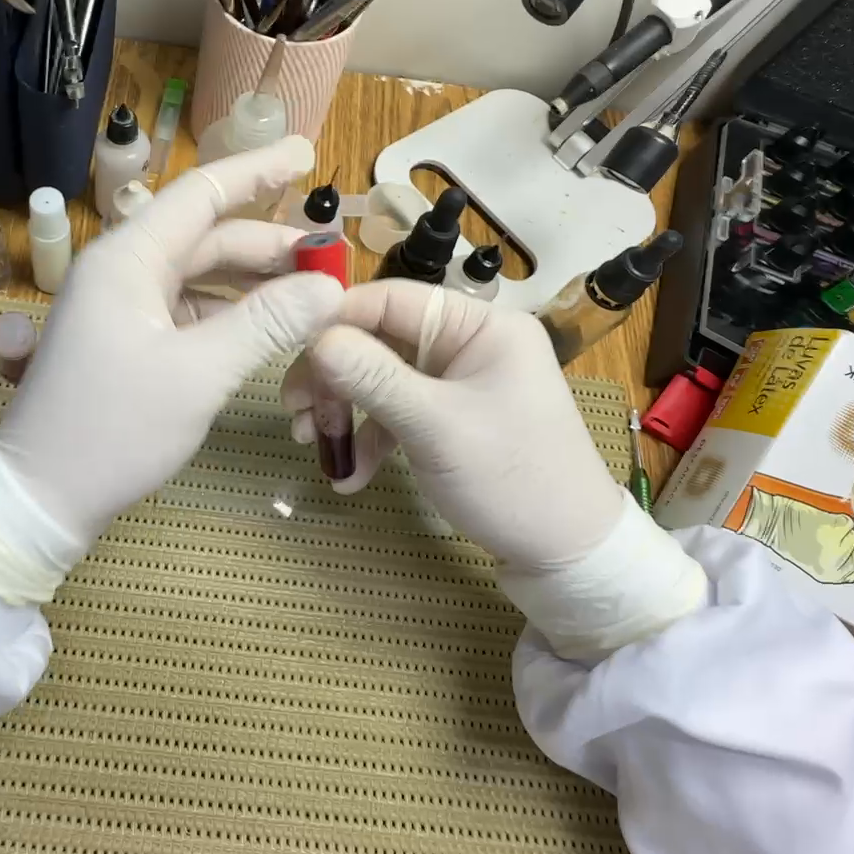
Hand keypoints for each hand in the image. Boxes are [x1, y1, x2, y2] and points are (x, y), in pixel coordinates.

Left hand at [0, 137, 343, 603]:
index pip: (201, 194)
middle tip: (330, 257)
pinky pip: (184, 309)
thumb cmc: (113, 430)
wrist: (42, 494)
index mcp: (129, 259)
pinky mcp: (124, 339)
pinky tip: (265, 325)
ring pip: (196, 275)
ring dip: (250, 281)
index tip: (305, 154)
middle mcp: (121, 270)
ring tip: (309, 291)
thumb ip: (266, 324)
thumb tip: (328, 288)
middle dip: (267, 243)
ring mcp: (119, 306)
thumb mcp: (199, 375)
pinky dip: (226, 313)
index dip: (256, 172)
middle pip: (204, 236)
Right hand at [282, 280, 623, 568]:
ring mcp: (453, 382)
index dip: (336, 321)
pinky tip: (349, 476)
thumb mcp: (437, 427)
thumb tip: (314, 340)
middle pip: (376, 341)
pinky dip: (366, 439)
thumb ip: (374, 379)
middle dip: (332, 378)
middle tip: (295, 413)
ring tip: (310, 443)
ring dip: (341, 411)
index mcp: (478, 327)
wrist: (564, 554)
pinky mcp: (444, 417)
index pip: (391, 299)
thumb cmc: (512, 479)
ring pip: (376, 379)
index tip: (288, 352)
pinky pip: (391, 413)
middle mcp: (464, 344)